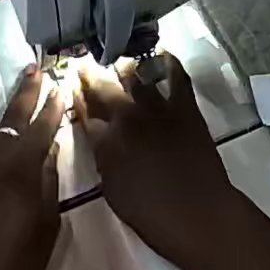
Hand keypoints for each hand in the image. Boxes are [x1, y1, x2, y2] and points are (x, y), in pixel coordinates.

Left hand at [0, 67, 63, 269]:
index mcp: (21, 172)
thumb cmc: (19, 265)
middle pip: (10, 121)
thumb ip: (46, 183)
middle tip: (32, 69)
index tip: (59, 88)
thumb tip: (48, 149)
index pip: (40, 131)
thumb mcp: (47, 226)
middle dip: (24, 94)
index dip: (51, 110)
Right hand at [75, 56, 269, 269]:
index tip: (71, 86)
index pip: (82, 110)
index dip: (75, 96)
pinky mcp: (184, 107)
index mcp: (104, 140)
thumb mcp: (111, 188)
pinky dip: (169, 63)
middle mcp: (125, 116)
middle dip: (89, 74)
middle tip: (85, 64)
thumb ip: (101, 156)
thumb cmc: (150, 213)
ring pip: (134, 75)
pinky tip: (163, 54)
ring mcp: (155, 108)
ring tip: (119, 61)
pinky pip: (175, 76)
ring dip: (123, 66)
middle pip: (102, 87)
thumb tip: (98, 135)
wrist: (198, 216)